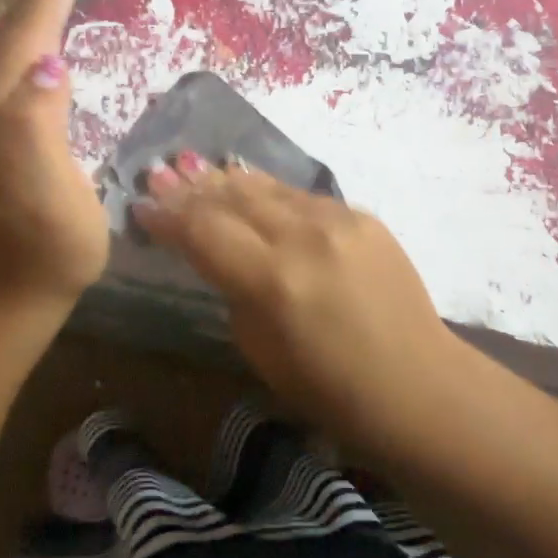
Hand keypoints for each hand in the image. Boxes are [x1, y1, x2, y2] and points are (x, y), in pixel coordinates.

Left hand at [0, 0, 107, 301]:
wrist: (3, 301)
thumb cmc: (43, 251)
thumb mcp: (48, 196)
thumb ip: (36, 128)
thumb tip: (49, 64)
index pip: (29, 28)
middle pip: (12, 27)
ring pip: (9, 44)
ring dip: (29, 1)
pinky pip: (13, 66)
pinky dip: (29, 34)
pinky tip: (41, 39)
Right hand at [134, 157, 454, 428]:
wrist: (416, 385)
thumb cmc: (330, 390)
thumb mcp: (261, 350)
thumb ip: (234, 290)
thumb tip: (216, 251)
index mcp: (274, 280)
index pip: (205, 230)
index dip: (167, 217)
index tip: (141, 206)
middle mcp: (305, 237)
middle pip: (233, 198)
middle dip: (190, 188)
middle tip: (158, 175)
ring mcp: (339, 220)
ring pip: (269, 188)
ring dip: (226, 180)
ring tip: (193, 168)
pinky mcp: (363, 217)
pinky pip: (303, 197)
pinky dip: (268, 191)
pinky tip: (249, 184)